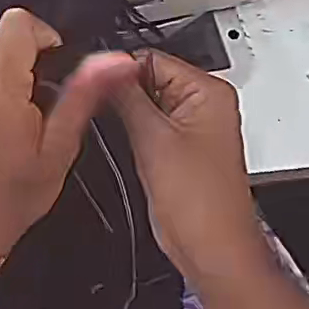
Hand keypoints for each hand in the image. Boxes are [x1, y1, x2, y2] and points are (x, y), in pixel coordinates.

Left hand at [0, 8, 139, 255]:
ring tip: (25, 107)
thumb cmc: (14, 192)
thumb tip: (114, 63)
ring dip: (18, 65)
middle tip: (41, 97)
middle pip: (9, 31)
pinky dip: (2, 75)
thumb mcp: (61, 144)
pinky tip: (9, 110)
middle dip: (34, 56)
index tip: (55, 72)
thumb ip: (85, 94)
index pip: (20, 24)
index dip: (48, 40)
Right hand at [110, 51, 266, 277]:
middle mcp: (205, 104)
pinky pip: (150, 125)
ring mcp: (192, 126)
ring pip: (145, 103)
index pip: (152, 58)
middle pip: (148, 79)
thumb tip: (105, 67)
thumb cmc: (202, 204)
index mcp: (208, 91)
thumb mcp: (153, 139)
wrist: (211, 250)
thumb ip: (126, 97)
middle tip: (114, 118)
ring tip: (132, 141)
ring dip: (129, 117)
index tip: (97, 85)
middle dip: (125, 96)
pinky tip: (134, 149)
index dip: (121, 72)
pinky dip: (136, 133)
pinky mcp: (179, 146)